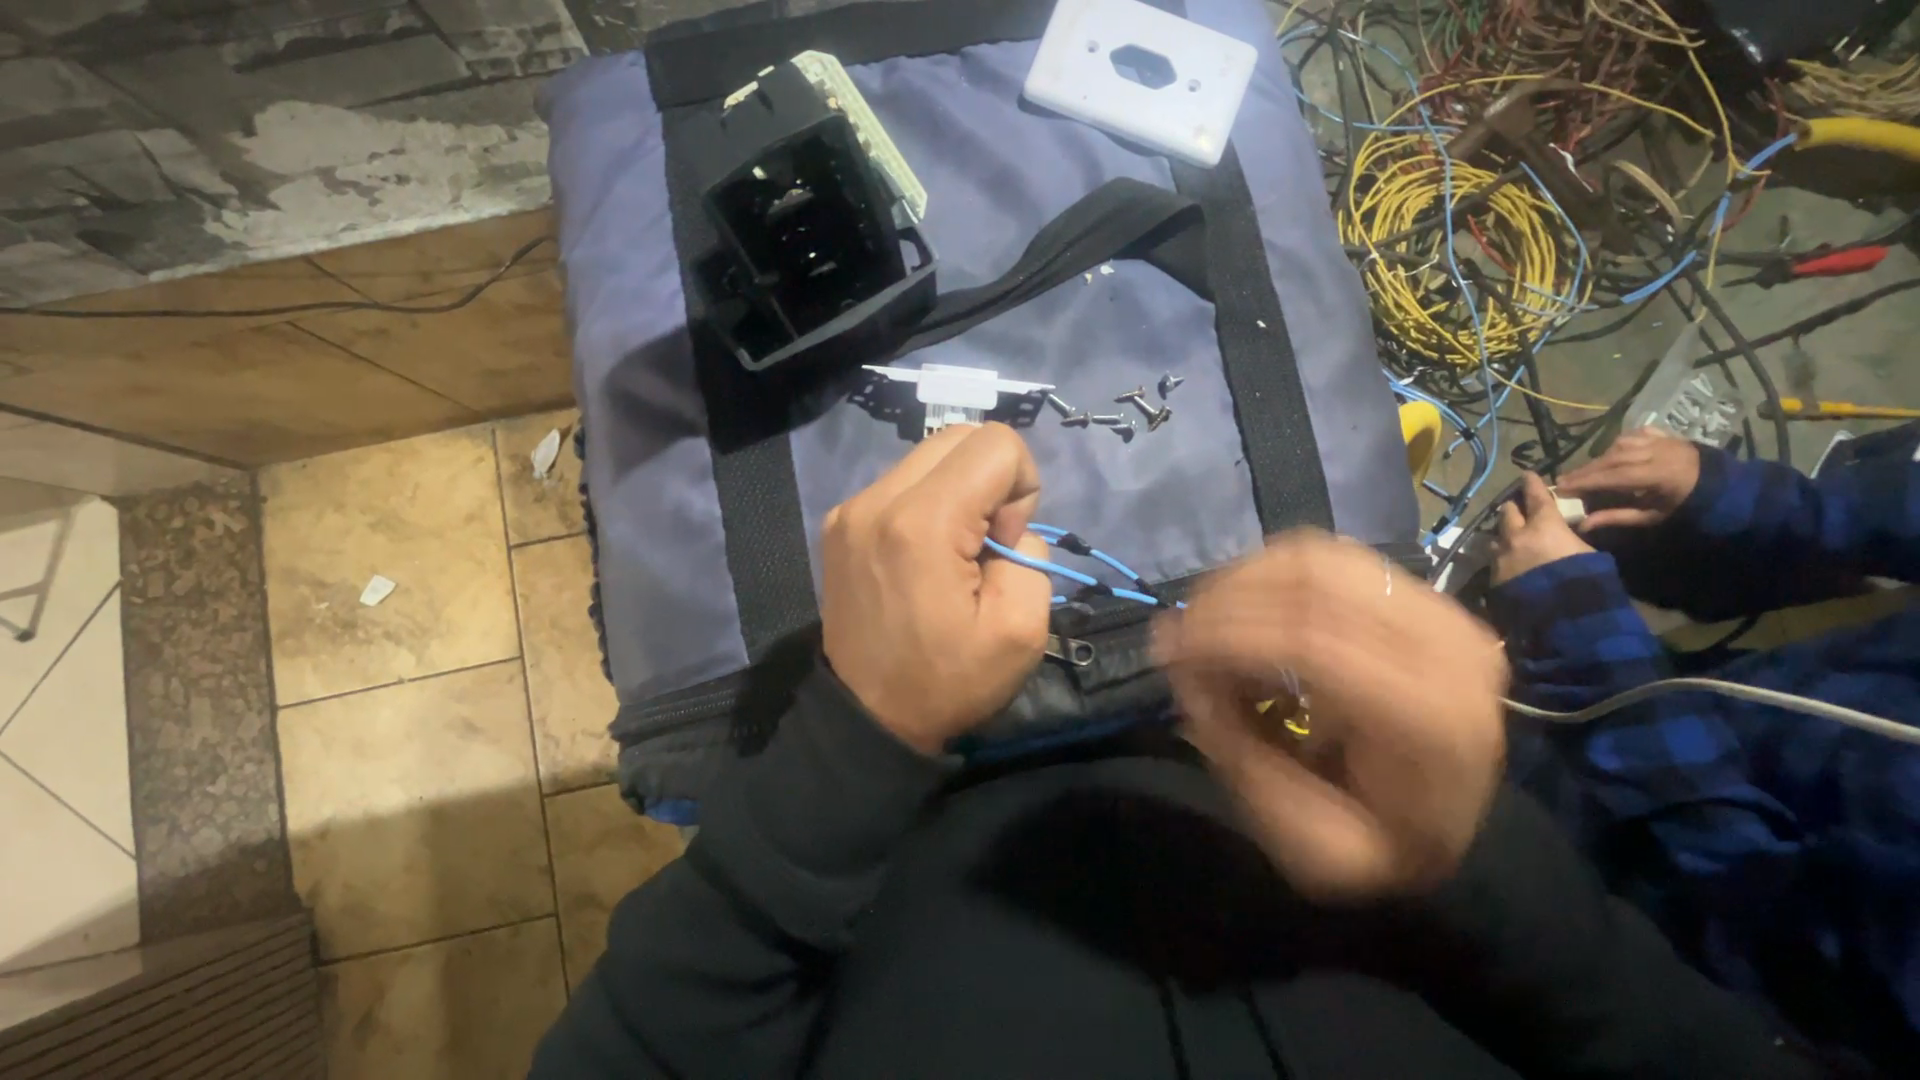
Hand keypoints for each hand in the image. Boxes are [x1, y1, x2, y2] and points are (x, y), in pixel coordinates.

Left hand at [820, 424, 1053, 755]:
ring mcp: (852, 507)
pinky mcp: (840, 521)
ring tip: (953, 551)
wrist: (865, 718)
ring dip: (960, 490)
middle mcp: (878, 499)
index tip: (1003, 546)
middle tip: (985, 544)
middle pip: (961, 436)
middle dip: (991, 481)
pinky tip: (924, 556)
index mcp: (922, 523)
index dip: (1021, 490)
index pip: (998, 445)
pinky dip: (929, 503)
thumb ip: (1030, 553)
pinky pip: (902, 482)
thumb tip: (1003, 527)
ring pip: (930, 455)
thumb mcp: (1022, 630)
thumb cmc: (947, 682)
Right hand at [1155, 532, 1507, 901]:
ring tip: (1203, 619)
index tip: (1167, 650)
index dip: (1226, 635)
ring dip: (1243, 579)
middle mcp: (1447, 647)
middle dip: (1223, 602)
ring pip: (1318, 558)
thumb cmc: (1386, 843)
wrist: (1463, 823)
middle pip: (1312, 586)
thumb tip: (1189, 676)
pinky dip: (1272, 570)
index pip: (1311, 643)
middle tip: (1174, 636)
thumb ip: (1245, 762)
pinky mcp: (1423, 595)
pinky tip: (1244, 601)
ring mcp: (1441, 611)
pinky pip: (1332, 555)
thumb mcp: (1312, 844)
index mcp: (1431, 718)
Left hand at [1492, 473, 1594, 584]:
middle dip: (1512, 508)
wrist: (1561, 616)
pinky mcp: (1492, 576)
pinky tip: (1507, 561)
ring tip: (1509, 536)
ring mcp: (1500, 556)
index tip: (1526, 475)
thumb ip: (1573, 539)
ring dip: (1503, 534)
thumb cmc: (1586, 582)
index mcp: (1544, 526)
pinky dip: (1501, 556)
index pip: (1536, 497)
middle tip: (1515, 506)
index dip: (1531, 484)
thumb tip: (1567, 534)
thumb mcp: (1589, 555)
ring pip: (1496, 537)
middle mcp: (1516, 536)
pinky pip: (1494, 560)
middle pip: (1508, 513)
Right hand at [1556, 428, 1701, 531]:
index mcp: (1658, 474)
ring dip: (1600, 457)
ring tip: (1586, 470)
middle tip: (1564, 480)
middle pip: (1612, 459)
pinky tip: (1612, 452)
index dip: (1585, 481)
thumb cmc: (1686, 505)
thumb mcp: (1654, 516)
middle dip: (1585, 470)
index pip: (1613, 476)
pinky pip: (1635, 434)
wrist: (1724, 485)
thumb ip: (1618, 517)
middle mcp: (1657, 452)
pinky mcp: (1664, 434)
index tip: (1560, 488)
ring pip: (1620, 445)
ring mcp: (1661, 440)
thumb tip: (1583, 524)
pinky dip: (1619, 443)